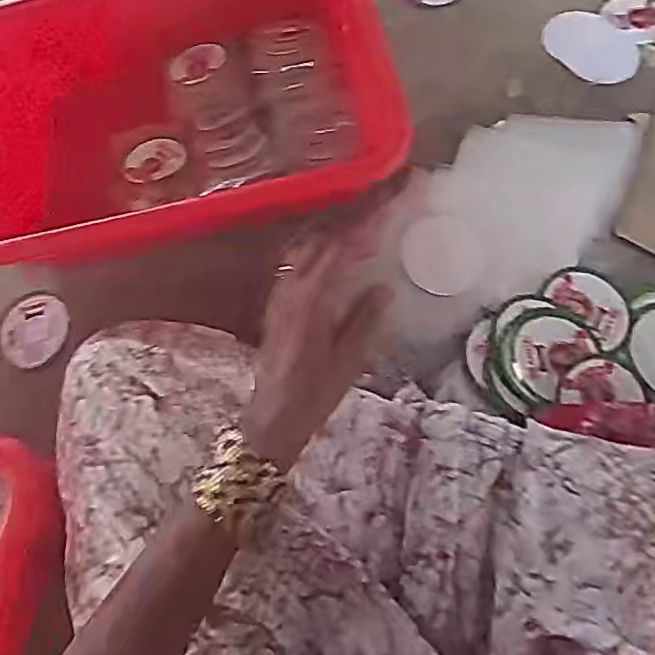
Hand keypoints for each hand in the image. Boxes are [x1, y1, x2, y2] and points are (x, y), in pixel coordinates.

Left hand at [243, 232, 388, 465]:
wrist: (274, 419)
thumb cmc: (314, 393)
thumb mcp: (349, 359)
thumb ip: (365, 320)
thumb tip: (383, 289)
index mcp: (310, 305)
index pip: (330, 259)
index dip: (350, 244)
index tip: (369, 236)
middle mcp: (288, 298)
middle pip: (308, 253)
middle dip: (333, 239)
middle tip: (358, 236)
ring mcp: (276, 305)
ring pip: (294, 262)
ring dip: (317, 249)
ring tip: (340, 245)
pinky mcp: (271, 315)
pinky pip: (285, 277)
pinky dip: (302, 265)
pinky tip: (313, 271)